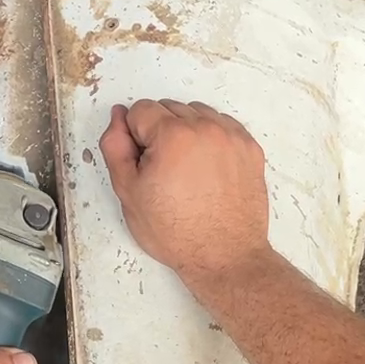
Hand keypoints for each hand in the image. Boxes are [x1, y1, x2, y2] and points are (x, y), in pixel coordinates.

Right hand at [98, 99, 275, 284]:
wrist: (223, 256)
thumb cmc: (176, 231)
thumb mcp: (128, 190)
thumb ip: (115, 146)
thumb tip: (118, 117)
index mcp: (173, 136)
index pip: (140, 109)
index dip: (134, 136)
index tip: (143, 162)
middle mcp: (206, 128)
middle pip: (168, 107)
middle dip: (158, 132)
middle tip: (162, 170)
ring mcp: (232, 137)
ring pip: (195, 113)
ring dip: (184, 131)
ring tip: (184, 168)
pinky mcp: (250, 148)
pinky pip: (221, 124)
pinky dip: (209, 137)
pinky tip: (203, 167)